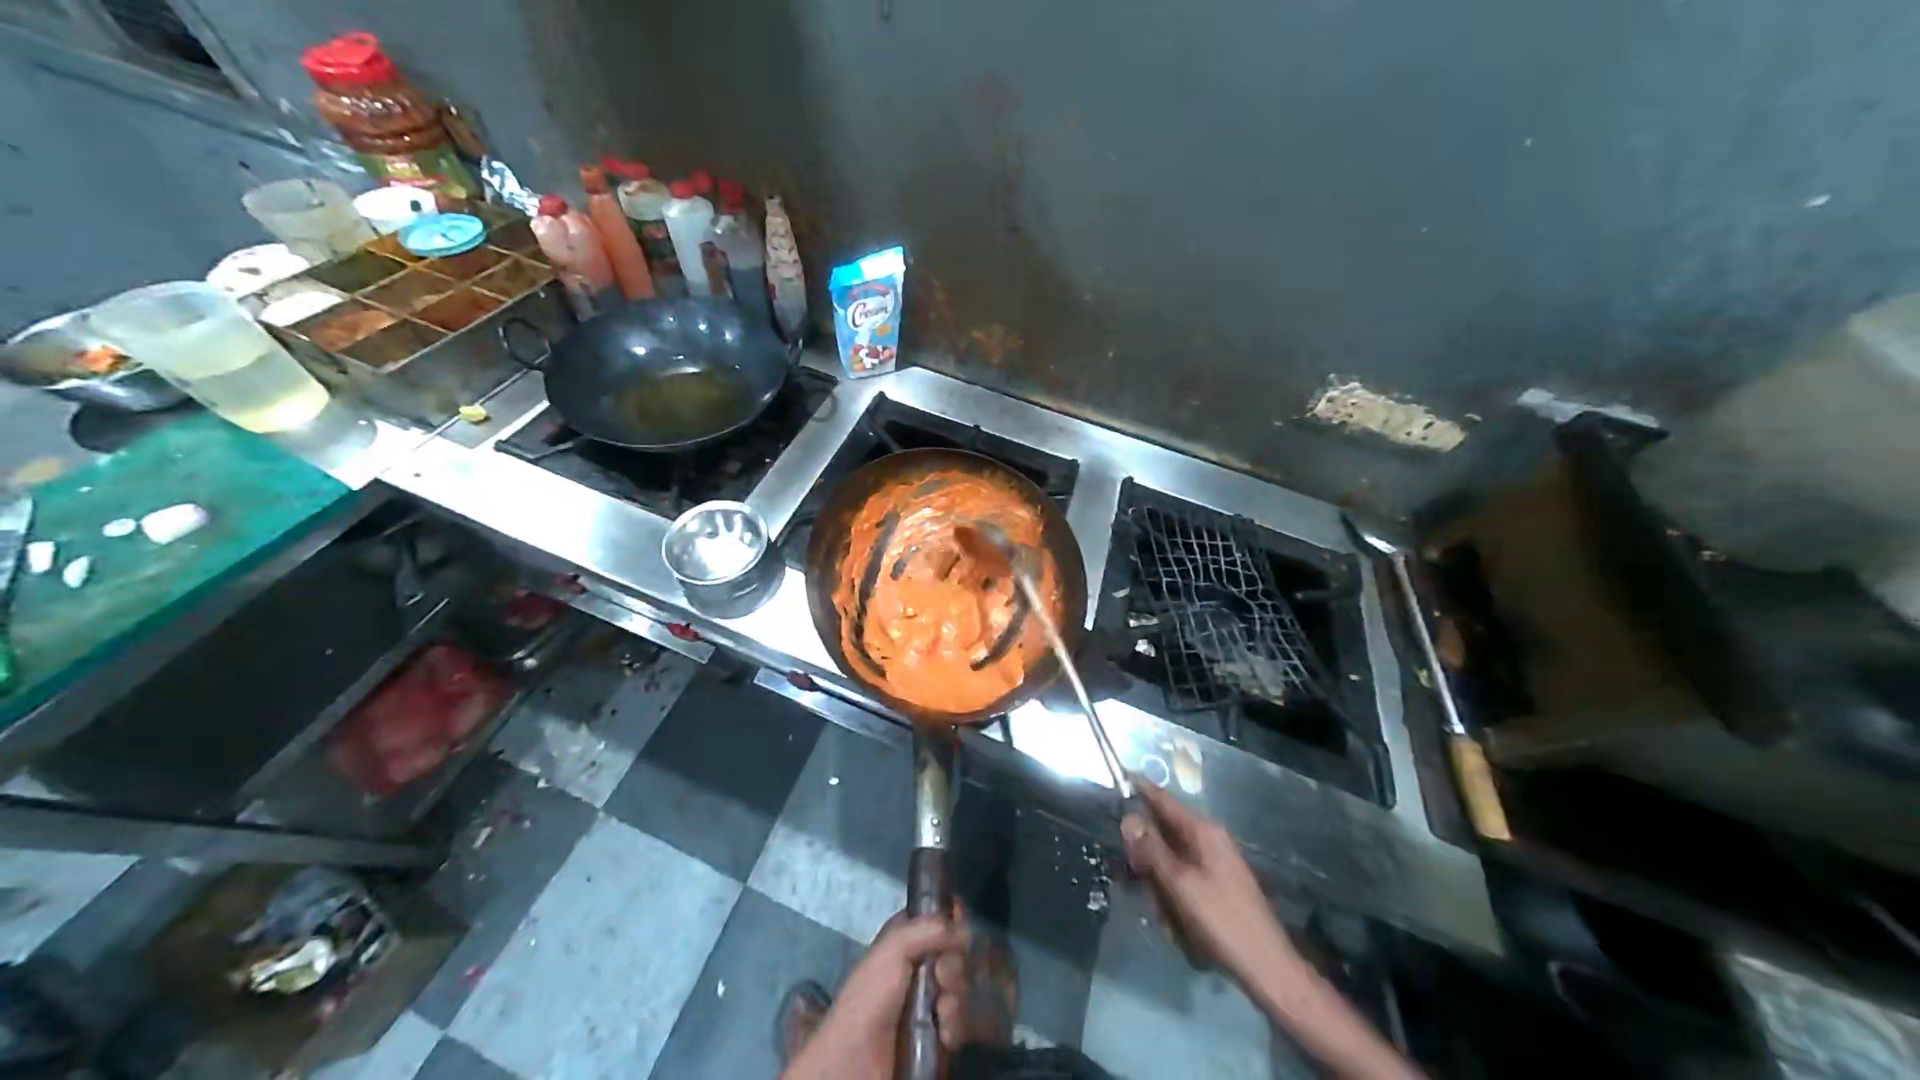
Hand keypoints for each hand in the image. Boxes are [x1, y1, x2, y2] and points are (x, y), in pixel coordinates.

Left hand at [781, 906, 968, 1079]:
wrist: (856, 1062)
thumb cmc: (870, 997)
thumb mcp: (892, 951)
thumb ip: (928, 929)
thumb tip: (965, 928)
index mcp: (906, 941)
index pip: (939, 920)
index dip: (953, 922)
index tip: (960, 930)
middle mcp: (920, 967)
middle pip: (956, 955)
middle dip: (955, 968)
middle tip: (942, 978)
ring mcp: (930, 1001)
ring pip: (962, 989)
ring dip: (956, 1000)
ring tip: (940, 1013)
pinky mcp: (937, 1034)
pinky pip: (961, 1022)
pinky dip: (956, 1026)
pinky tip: (943, 1034)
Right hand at [1120, 778, 1296, 985]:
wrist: (1266, 966)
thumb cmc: (1221, 920)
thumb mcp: (1179, 884)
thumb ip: (1151, 849)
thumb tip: (1128, 818)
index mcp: (1203, 831)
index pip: (1164, 799)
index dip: (1140, 789)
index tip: (1119, 777)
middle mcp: (1208, 839)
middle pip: (1162, 832)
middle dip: (1144, 856)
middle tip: (1131, 878)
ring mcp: (1213, 861)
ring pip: (1168, 859)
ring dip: (1158, 884)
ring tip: (1161, 914)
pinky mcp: (1214, 883)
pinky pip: (1181, 878)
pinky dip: (1172, 896)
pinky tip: (1174, 923)